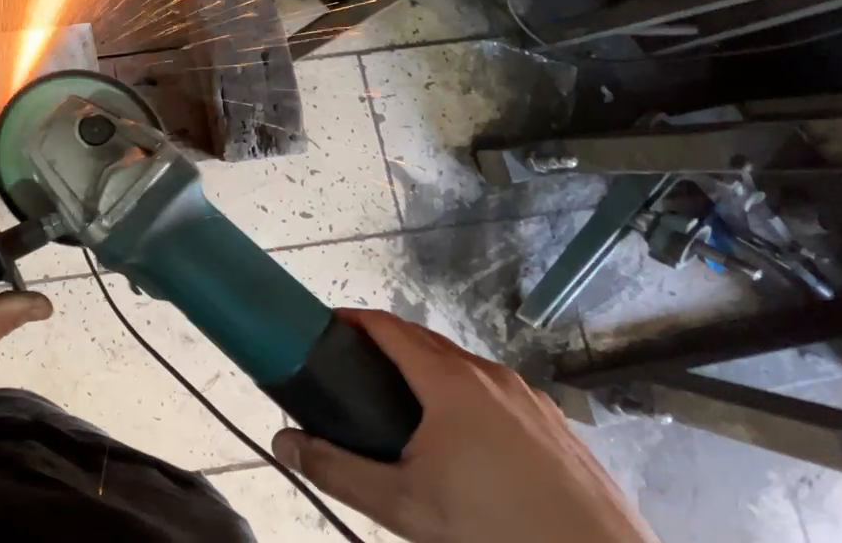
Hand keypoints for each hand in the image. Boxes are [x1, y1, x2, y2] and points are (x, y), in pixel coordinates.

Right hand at [271, 309, 656, 542]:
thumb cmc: (496, 531)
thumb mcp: (404, 507)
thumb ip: (337, 470)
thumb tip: (282, 442)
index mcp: (451, 382)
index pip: (389, 326)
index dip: (353, 319)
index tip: (323, 326)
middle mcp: (492, 376)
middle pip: (425, 340)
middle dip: (384, 343)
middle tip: (350, 368)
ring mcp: (532, 400)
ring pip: (464, 367)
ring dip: (426, 369)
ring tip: (400, 404)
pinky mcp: (559, 427)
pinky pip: (497, 392)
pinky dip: (464, 394)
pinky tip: (462, 441)